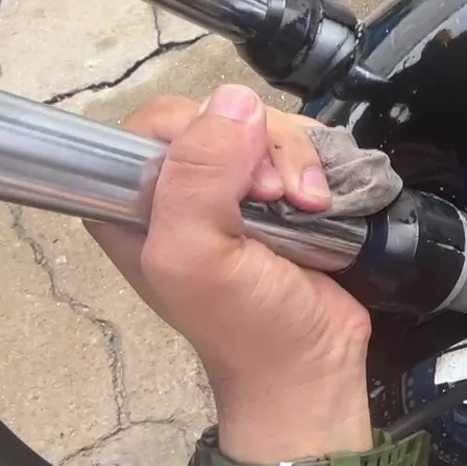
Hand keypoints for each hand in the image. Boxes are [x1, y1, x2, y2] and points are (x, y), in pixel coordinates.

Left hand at [87, 85, 371, 453]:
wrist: (313, 362)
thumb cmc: (248, 326)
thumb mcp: (197, 257)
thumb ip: (198, 178)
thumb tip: (236, 103)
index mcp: (137, 200)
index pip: (165, 121)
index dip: (215, 137)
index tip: (254, 186)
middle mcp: (188, 189)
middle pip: (228, 118)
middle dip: (272, 151)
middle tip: (290, 200)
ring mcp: (244, 192)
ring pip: (274, 130)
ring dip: (306, 162)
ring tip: (316, 206)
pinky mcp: (291, 199)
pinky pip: (309, 152)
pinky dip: (327, 167)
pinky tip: (328, 200)